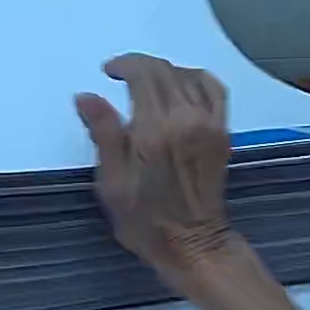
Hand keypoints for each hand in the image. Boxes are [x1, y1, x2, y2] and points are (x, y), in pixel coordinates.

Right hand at [74, 53, 233, 284]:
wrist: (192, 244)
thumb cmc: (143, 218)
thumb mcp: (111, 181)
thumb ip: (103, 133)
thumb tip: (87, 96)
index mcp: (155, 130)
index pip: (144, 75)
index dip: (124, 65)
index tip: (108, 72)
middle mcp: (186, 119)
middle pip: (165, 71)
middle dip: (140, 66)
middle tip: (120, 75)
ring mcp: (210, 124)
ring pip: (188, 76)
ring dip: (164, 71)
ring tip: (145, 82)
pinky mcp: (222, 132)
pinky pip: (214, 89)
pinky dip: (195, 78)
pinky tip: (180, 84)